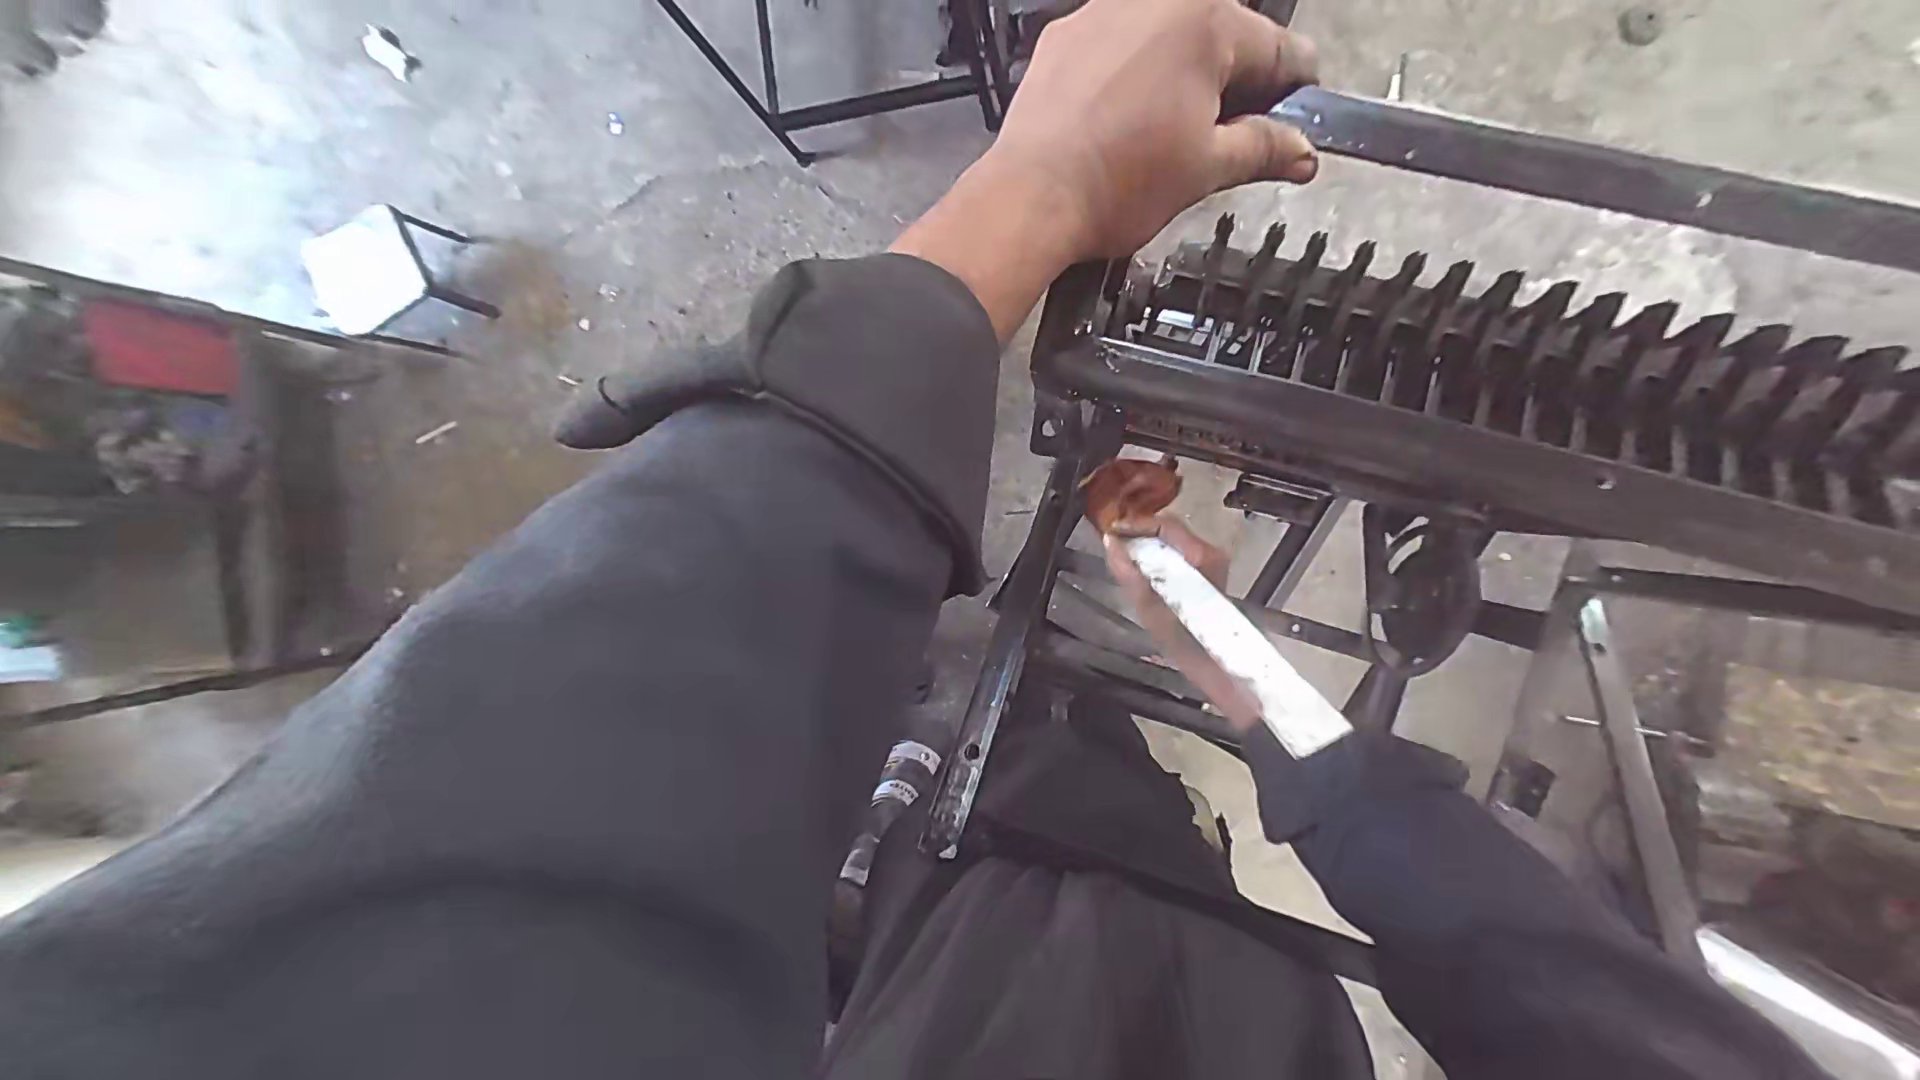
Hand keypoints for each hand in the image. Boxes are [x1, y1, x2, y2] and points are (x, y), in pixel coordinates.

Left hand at [994, 0, 1319, 259]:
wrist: (1030, 200)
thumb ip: (1261, 150)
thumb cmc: (1114, 186)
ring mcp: (1102, 14)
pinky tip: (1117, 127)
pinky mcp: (1063, 40)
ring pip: (1162, 45)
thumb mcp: (1204, 172)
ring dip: (1174, 85)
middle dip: (1227, 91)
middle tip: (1219, 144)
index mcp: (1206, 20)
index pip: (1278, 52)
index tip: (1296, 116)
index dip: (1293, 92)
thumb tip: (1299, 152)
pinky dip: (1126, 83)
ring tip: (1157, 144)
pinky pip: (1114, 54)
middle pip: (1218, 41)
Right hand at [1103, 516, 1264, 732]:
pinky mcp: (1209, 570)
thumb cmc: (1186, 642)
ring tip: (1122, 552)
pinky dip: (1157, 554)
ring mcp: (1212, 561)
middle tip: (1113, 541)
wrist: (1218, 665)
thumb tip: (1110, 541)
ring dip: (1146, 542)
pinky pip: (1178, 552)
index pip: (1164, 524)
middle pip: (1169, 528)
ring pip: (1173, 539)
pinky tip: (1140, 564)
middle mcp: (1211, 552)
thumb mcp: (1149, 607)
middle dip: (1139, 532)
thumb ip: (1128, 571)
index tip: (1111, 531)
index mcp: (1201, 556)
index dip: (1135, 523)